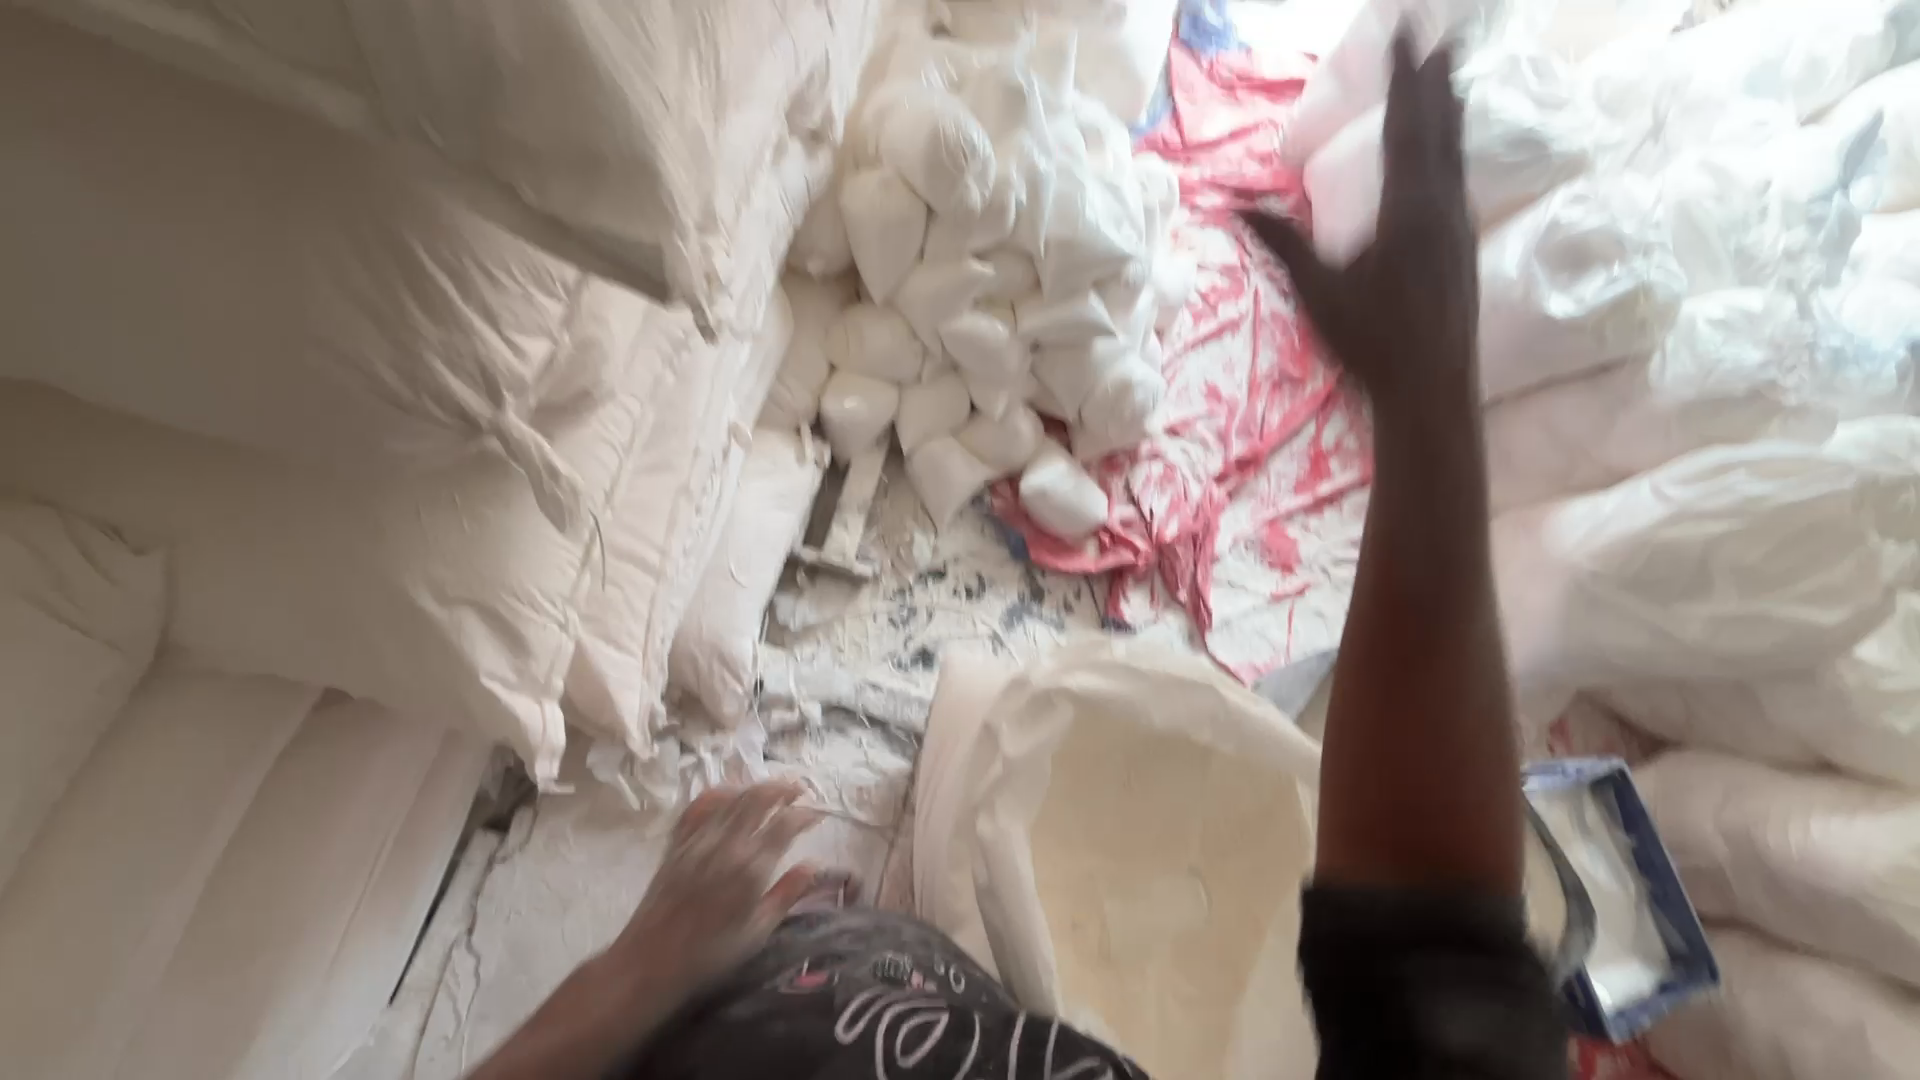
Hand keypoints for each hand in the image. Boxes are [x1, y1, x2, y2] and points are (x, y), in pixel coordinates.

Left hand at [608, 782, 828, 998]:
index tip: (818, 814)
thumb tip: (813, 865)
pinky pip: (699, 805)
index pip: (786, 824)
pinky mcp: (678, 843)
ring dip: (757, 787)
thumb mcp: (758, 931)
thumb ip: (788, 894)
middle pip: (759, 798)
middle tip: (800, 789)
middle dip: (784, 788)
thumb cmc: (710, 954)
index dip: (806, 814)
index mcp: (751, 868)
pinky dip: (719, 793)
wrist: (650, 964)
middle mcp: (727, 845)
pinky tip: (730, 795)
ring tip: (773, 790)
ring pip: (733, 796)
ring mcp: (699, 840)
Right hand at [1248, 29, 1477, 421]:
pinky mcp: (1464, 245)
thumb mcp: (1318, 291)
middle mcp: (1443, 204)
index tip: (1406, 29)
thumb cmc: (1370, 340)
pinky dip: (1450, 147)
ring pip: (1458, 151)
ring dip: (1449, 109)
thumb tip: (1235, 207)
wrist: (1430, 385)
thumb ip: (1282, 243)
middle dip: (1436, 77)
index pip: (1407, 124)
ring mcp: (1460, 224)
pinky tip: (1444, 154)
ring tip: (1447, 76)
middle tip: (1437, 33)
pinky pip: (1458, 177)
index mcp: (1408, 208)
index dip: (1404, 74)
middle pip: (1443, 126)